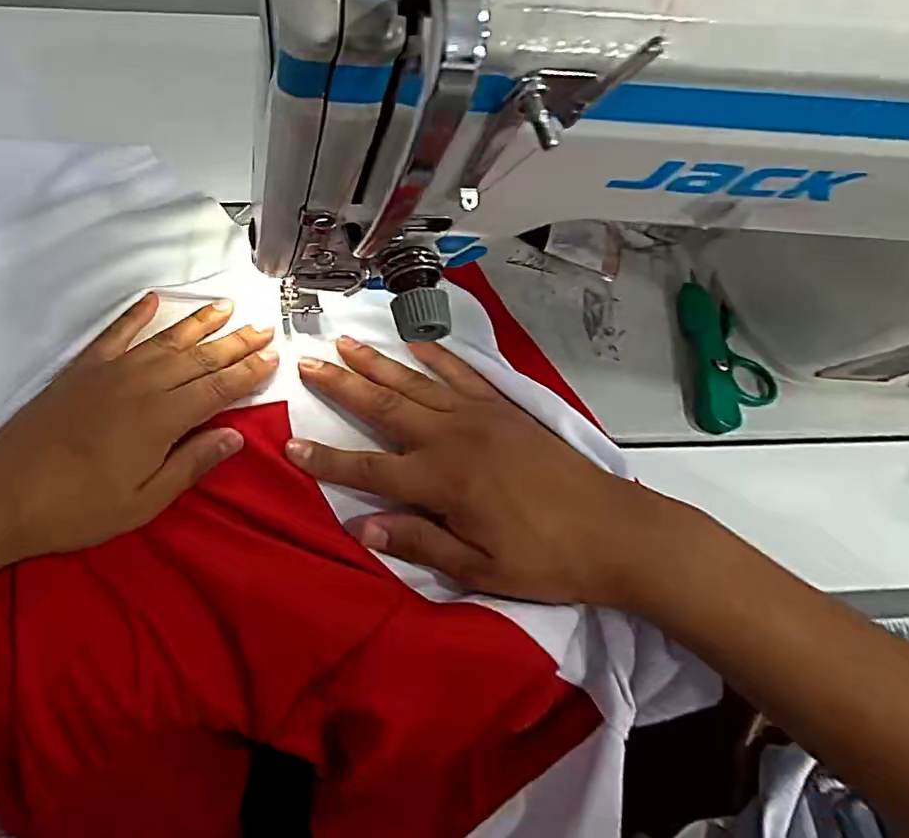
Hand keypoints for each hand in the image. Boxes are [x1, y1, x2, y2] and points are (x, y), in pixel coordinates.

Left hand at [0, 295, 276, 603]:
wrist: (4, 492)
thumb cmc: (78, 507)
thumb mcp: (143, 502)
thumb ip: (191, 464)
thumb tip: (234, 437)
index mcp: (162, 418)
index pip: (218, 388)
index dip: (248, 372)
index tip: (272, 356)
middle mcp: (142, 385)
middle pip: (199, 358)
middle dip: (235, 342)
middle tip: (263, 328)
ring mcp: (111, 371)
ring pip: (166, 339)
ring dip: (199, 323)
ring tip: (225, 307)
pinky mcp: (83, 368)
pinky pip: (116, 332)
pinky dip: (136, 315)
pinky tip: (152, 300)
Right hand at [285, 336, 700, 609]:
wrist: (618, 532)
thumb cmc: (547, 559)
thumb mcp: (480, 568)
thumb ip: (419, 543)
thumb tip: (361, 528)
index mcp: (441, 481)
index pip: (369, 468)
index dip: (326, 459)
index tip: (290, 445)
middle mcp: (451, 438)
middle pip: (382, 406)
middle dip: (340, 385)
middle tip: (307, 363)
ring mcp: (478, 416)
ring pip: (414, 381)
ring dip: (376, 362)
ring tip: (345, 343)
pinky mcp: (503, 407)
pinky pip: (462, 374)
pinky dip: (437, 354)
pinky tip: (417, 340)